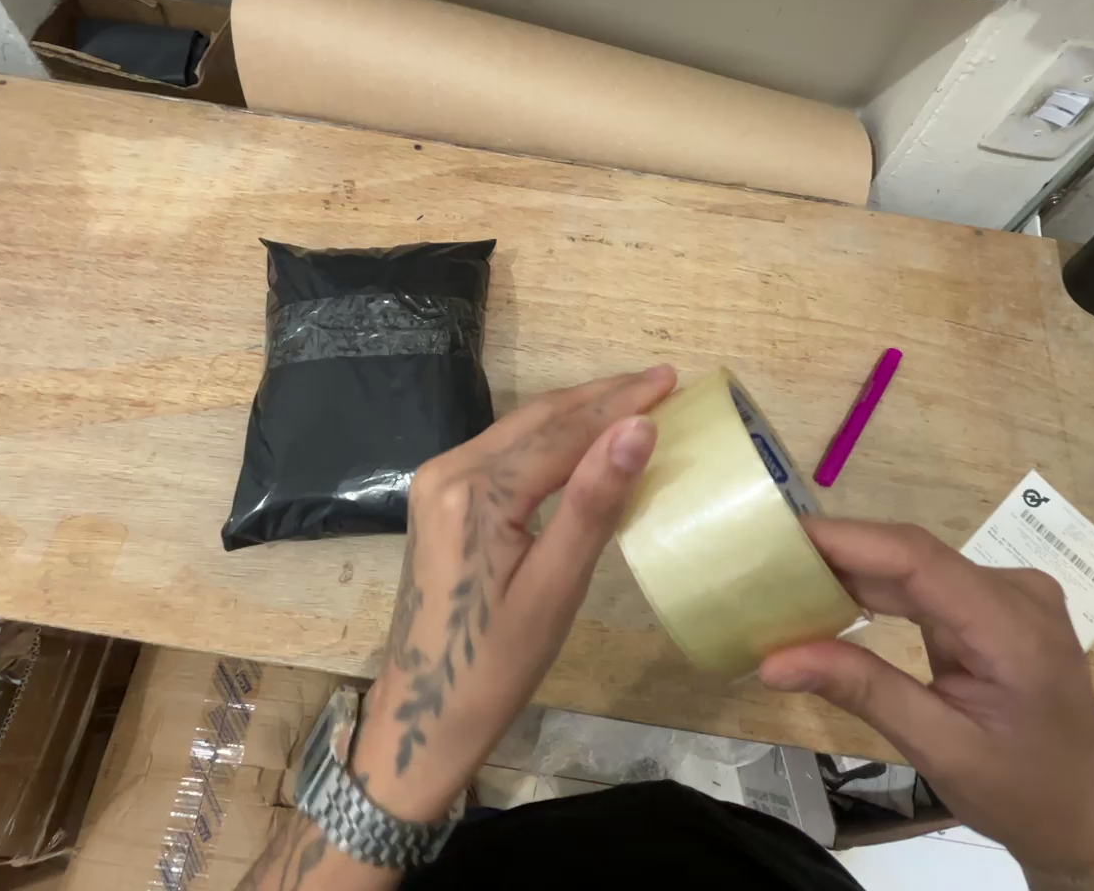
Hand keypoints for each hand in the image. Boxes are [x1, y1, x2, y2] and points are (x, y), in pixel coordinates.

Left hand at [349, 366, 676, 822]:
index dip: (620, 403)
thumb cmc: (495, 664)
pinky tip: (583, 439)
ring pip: (521, 429)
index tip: (671, 379)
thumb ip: (594, 502)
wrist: (422, 714)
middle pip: (538, 418)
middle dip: (601, 397)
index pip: (562, 432)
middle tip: (660, 381)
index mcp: (474, 491)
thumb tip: (639, 426)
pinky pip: (505, 450)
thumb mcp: (555, 587)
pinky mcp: (441, 495)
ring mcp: (438, 480)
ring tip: (633, 400)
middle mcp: (448, 469)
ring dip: (578, 413)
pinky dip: (551, 438)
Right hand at [758, 519, 1093, 873]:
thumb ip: (861, 691)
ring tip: (783, 574)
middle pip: (909, 555)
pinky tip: (828, 593)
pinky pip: (920, 580)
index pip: (917, 559)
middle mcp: (1015, 591)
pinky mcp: (989, 601)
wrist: (1089, 814)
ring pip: (910, 563)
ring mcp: (1005, 592)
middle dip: (834, 553)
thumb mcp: (939, 749)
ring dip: (848, 568)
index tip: (779, 535)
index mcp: (1013, 628)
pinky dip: (872, 585)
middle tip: (764, 559)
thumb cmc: (1022, 792)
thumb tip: (772, 662)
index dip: (845, 539)